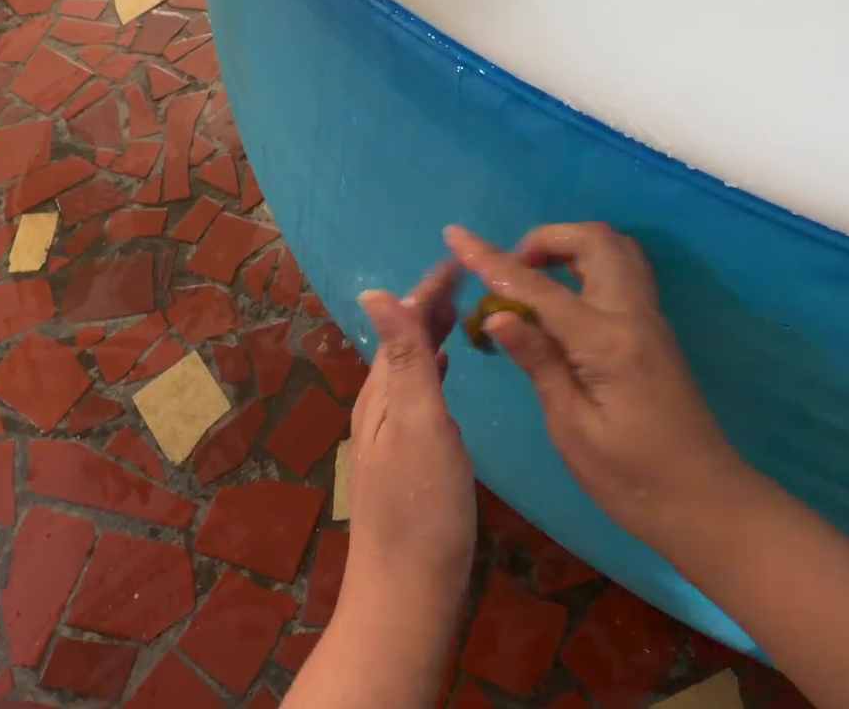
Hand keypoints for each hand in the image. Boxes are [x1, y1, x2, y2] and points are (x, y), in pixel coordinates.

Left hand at [342, 263, 476, 625]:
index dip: (431, 286)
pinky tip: (445, 367)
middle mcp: (381, 405)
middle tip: (472, 275)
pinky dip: (435, 364)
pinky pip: (420, 389)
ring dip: (433, 330)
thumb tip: (375, 291)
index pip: (404, 320)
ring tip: (462, 309)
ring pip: (412, 362)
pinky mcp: (409, 453)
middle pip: (405, 338)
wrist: (407, 591)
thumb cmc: (421, 507)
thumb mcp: (418, 424)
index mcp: (382, 392)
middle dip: (433, 302)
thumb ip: (403, 359)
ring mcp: (392, 431)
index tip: (465, 256)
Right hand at [444, 223, 745, 545]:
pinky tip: (563, 302)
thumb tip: (498, 314)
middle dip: (544, 240)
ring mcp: (650, 317)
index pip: (539, 287)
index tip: (456, 236)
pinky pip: (623, 272)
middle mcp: (634, 313)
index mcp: (607, 341)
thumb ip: (539, 362)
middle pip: (592, 241)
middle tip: (508, 274)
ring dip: (570, 248)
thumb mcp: (573, 428)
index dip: (492, 260)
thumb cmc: (632, 479)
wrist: (705, 500)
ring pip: (614, 249)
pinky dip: (588, 266)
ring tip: (532, 281)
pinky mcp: (655, 329)